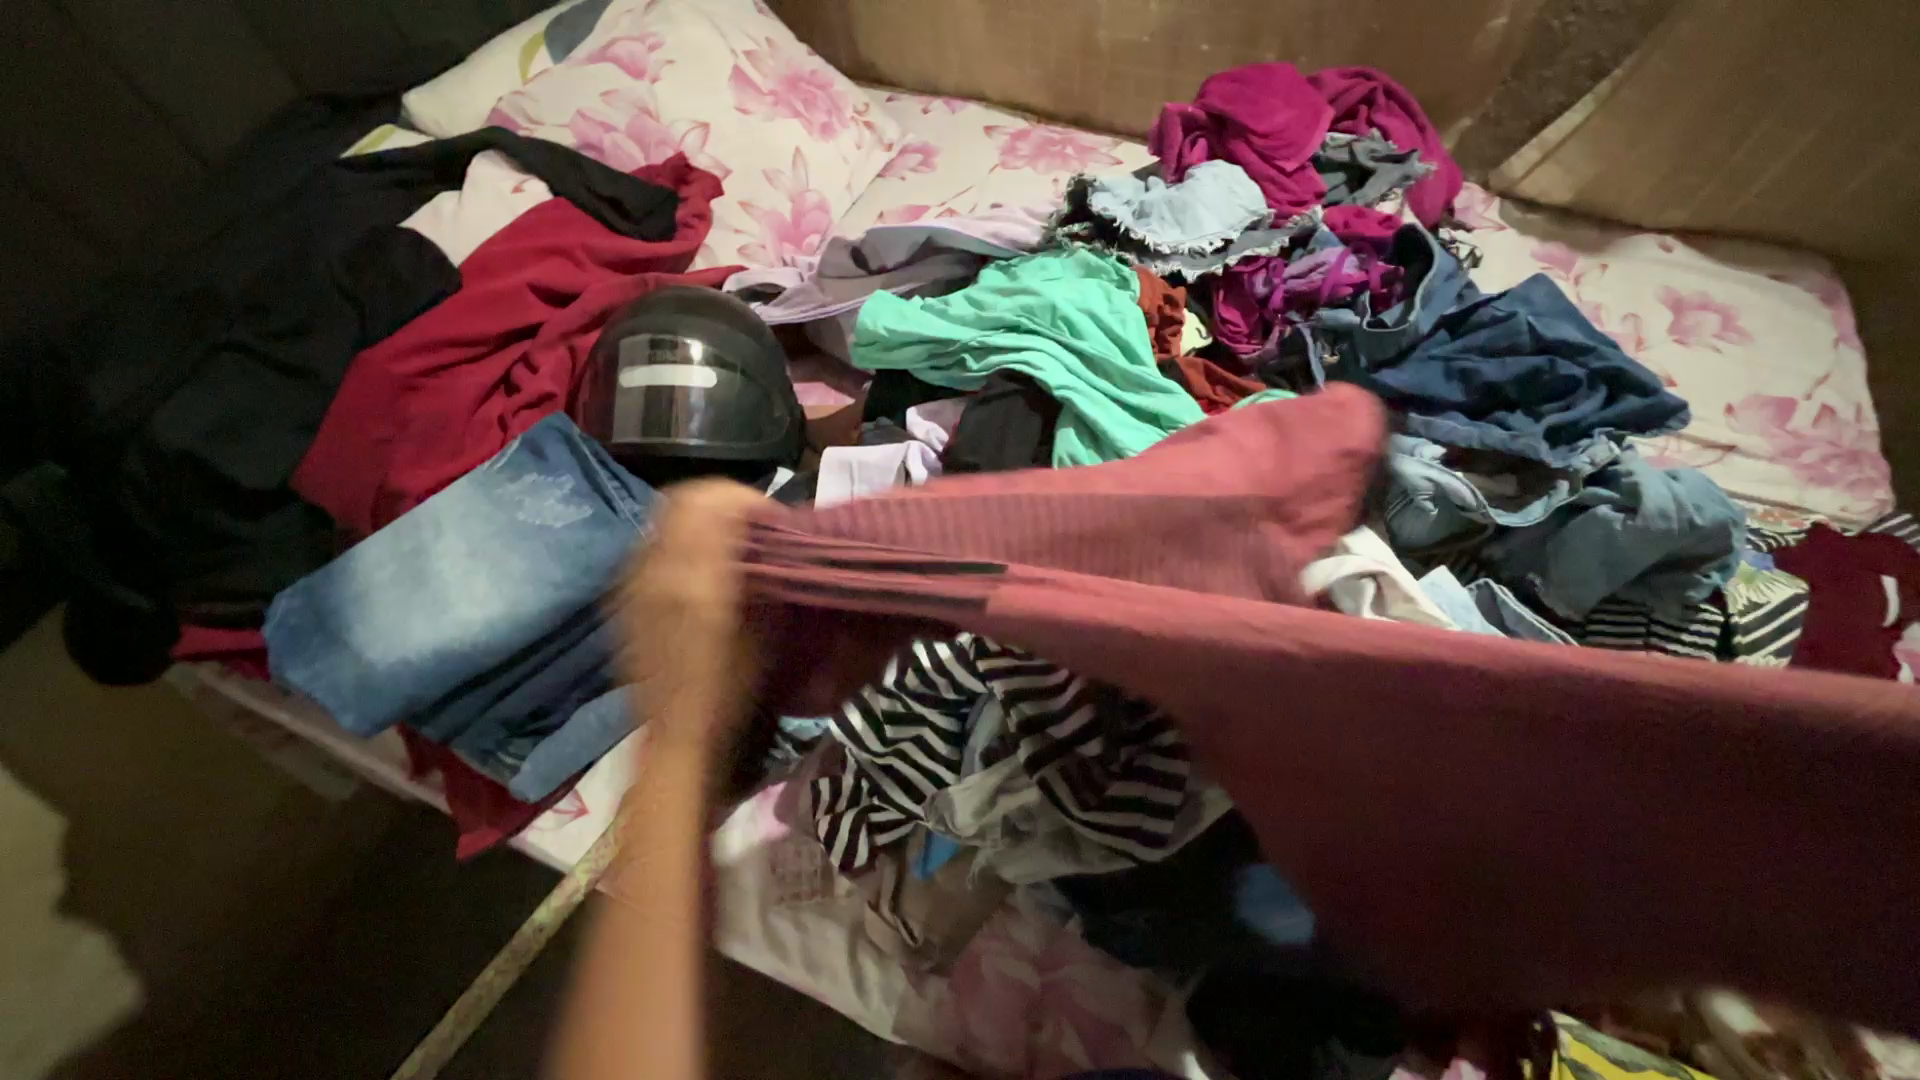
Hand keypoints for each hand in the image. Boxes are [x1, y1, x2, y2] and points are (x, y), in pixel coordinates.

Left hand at [616, 479, 774, 755]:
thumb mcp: (764, 635)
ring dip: (701, 514)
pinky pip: (651, 543)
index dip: (751, 501)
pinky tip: (700, 563)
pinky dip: (679, 536)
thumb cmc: (731, 694)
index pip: (717, 502)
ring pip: (664, 515)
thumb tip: (773, 542)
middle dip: (724, 499)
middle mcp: (658, 572)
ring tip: (729, 538)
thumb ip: (766, 578)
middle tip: (753, 523)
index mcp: (698, 581)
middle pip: (685, 497)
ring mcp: (634, 581)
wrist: (674, 736)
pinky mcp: (623, 594)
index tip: (775, 522)